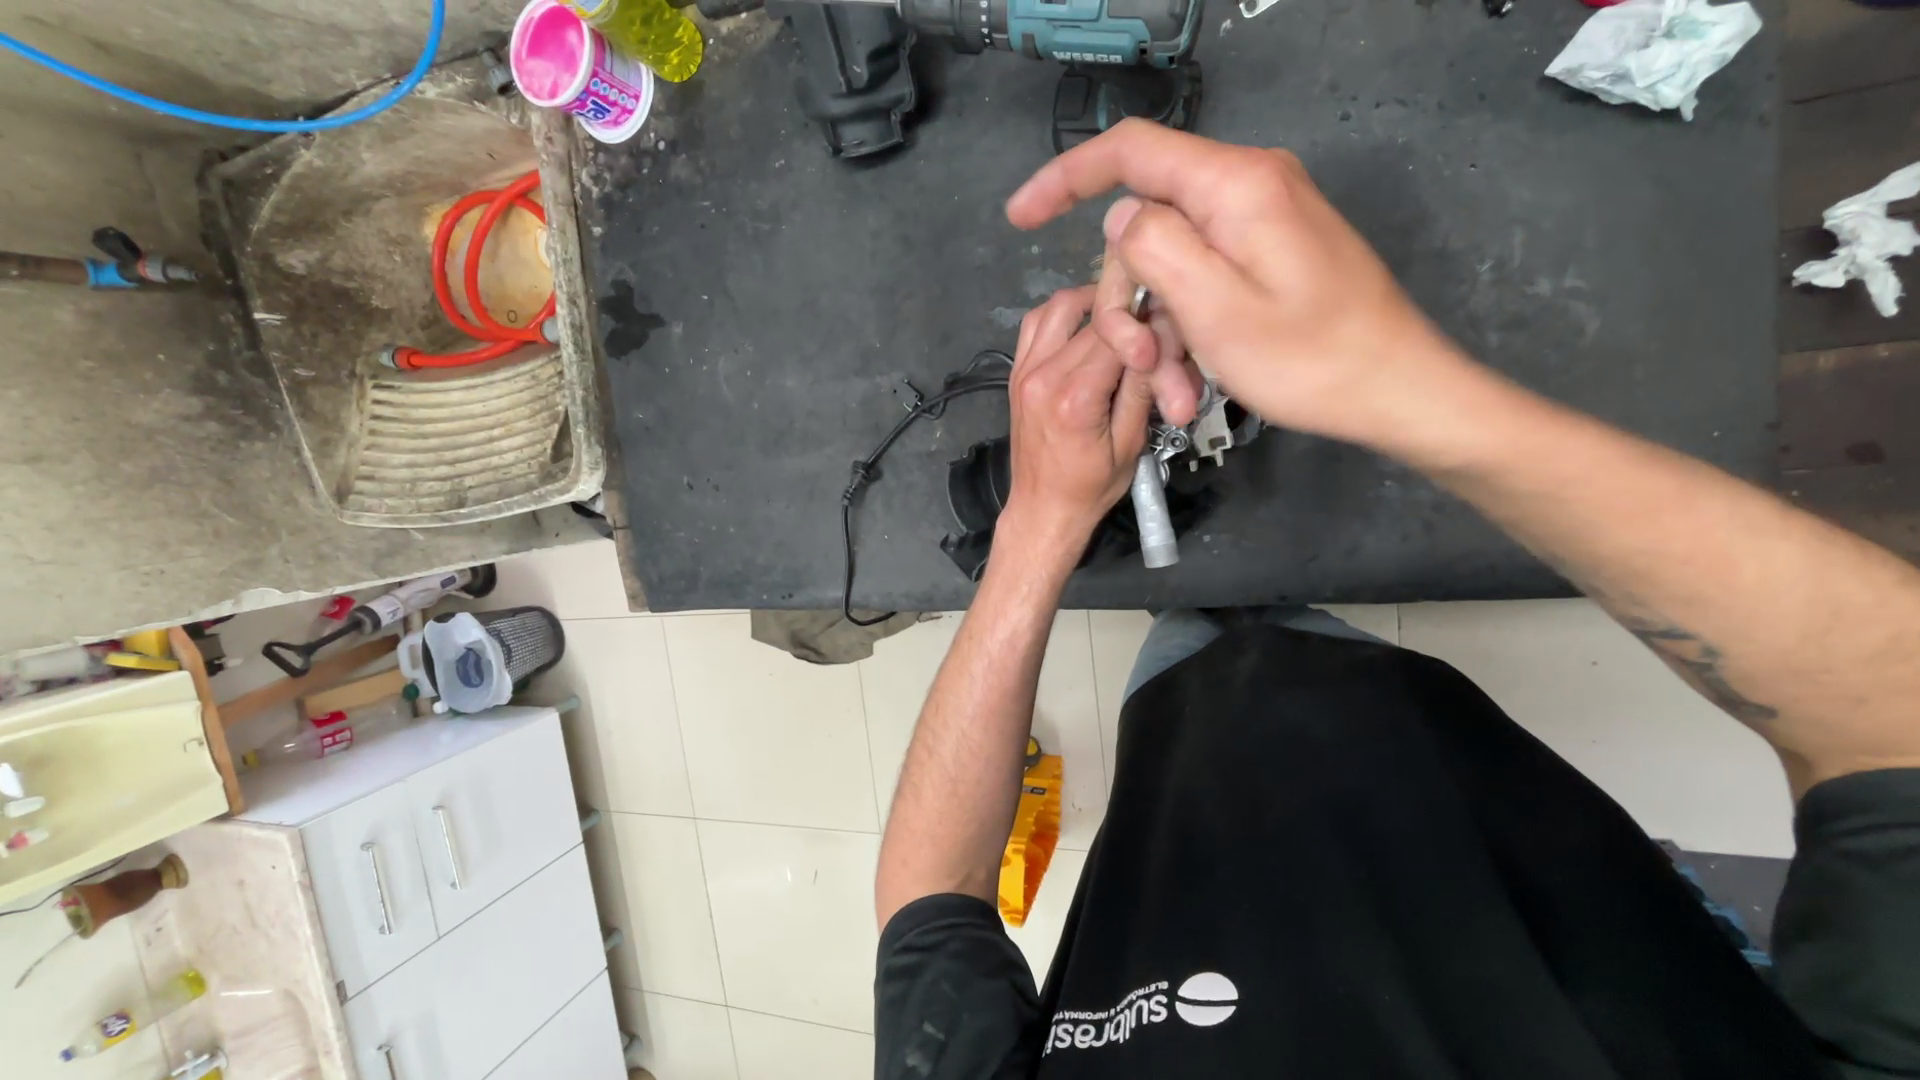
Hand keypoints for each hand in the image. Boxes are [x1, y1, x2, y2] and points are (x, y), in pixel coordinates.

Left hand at [1002, 286, 1155, 557]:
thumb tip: (1162, 338)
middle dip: (1129, 321)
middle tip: (1153, 333)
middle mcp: (1043, 376)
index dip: (1148, 329)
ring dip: (1095, 304)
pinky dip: (1062, 315)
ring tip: (1122, 319)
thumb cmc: (1090, 488)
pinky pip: (1036, 323)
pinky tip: (1086, 326)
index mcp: (1074, 399)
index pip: (1118, 336)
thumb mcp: (1131, 444)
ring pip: (1061, 307)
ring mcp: (1025, 371)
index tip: (1166, 337)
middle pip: (1095, 320)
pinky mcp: (1017, 372)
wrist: (1043, 509)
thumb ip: (1143, 389)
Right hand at [1005, 119, 1465, 446]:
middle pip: (1143, 225)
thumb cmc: (1312, 359)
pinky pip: (1201, 280)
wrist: (1395, 390)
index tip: (1021, 217)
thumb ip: (1155, 246)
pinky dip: (1186, 329)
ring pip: (1169, 264)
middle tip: (1139, 367)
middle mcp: (1246, 188)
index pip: (1129, 151)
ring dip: (1157, 331)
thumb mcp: (1214, 309)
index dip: (1064, 178)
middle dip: (1127, 301)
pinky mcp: (1267, 253)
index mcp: (1234, 186)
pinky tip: (1193, 382)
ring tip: (1175, 396)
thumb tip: (1119, 216)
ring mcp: (1258, 221)